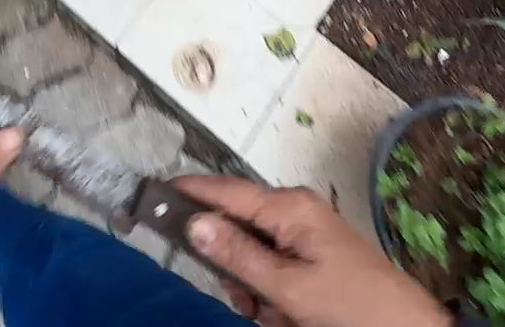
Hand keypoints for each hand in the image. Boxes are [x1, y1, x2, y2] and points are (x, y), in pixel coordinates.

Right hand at [174, 175, 450, 326]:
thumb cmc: (351, 309)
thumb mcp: (290, 290)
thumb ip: (238, 255)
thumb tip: (193, 220)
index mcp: (288, 207)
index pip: (226, 189)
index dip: (190, 191)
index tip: (152, 192)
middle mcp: (294, 210)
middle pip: (237, 226)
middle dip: (233, 266)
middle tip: (245, 304)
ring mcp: (307, 232)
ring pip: (254, 253)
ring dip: (255, 289)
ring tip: (278, 320)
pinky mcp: (316, 255)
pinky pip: (276, 267)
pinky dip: (274, 294)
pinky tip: (290, 319)